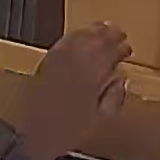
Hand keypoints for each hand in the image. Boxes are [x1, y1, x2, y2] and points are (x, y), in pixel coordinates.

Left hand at [9, 22, 131, 159]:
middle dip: (109, 34)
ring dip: (93, 31)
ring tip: (104, 28)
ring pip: (80, 35)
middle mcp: (75, 59)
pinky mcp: (47, 58)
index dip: (120, 48)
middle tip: (120, 32)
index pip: (110, 53)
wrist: (31, 130)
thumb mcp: (98, 117)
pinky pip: (65, 39)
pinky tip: (80, 35)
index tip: (128, 48)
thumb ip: (113, 96)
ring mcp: (59, 56)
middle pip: (95, 39)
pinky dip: (76, 34)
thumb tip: (121, 79)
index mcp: (91, 74)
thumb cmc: (68, 129)